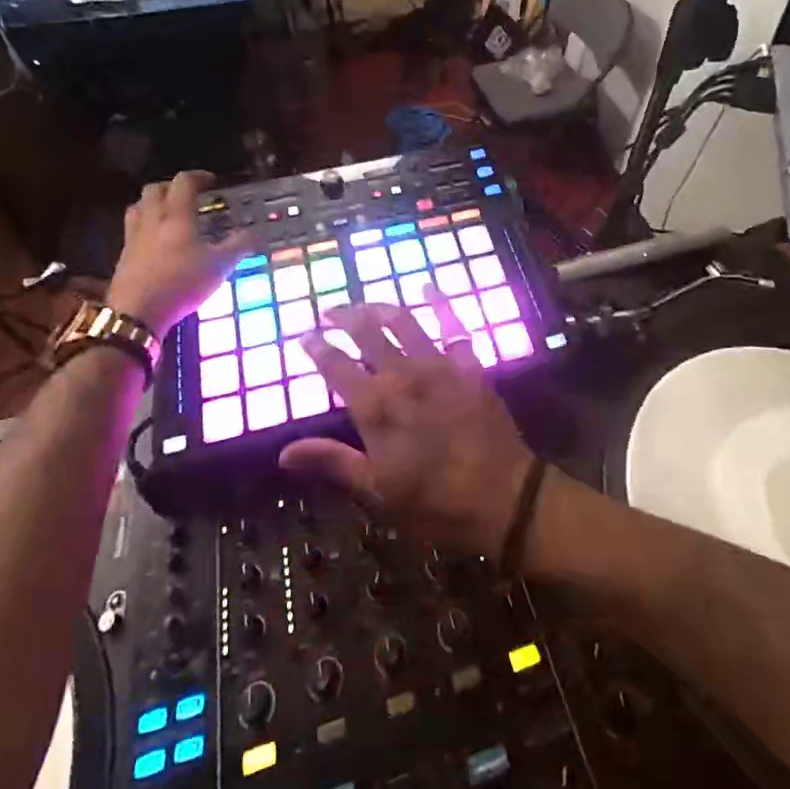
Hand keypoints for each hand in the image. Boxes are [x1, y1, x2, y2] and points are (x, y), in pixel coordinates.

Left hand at [107, 171, 256, 335]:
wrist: (137, 312)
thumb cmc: (181, 283)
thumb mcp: (219, 266)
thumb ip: (239, 247)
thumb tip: (257, 233)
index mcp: (176, 214)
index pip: (184, 182)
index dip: (198, 177)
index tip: (211, 182)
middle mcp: (152, 218)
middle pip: (155, 189)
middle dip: (172, 187)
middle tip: (188, 197)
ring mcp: (133, 236)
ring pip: (138, 206)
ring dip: (152, 204)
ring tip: (167, 215)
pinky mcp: (123, 255)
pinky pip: (132, 230)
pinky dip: (144, 227)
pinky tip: (155, 244)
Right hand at [281, 290, 537, 554]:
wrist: (506, 500)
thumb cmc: (435, 501)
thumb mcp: (376, 489)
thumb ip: (331, 461)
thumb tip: (283, 453)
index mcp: (374, 406)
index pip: (334, 365)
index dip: (316, 348)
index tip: (304, 336)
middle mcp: (401, 376)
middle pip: (365, 332)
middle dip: (343, 316)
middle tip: (330, 311)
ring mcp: (438, 367)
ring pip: (402, 322)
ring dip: (379, 307)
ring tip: (366, 303)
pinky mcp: (469, 367)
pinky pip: (453, 326)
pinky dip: (440, 303)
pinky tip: (428, 287)